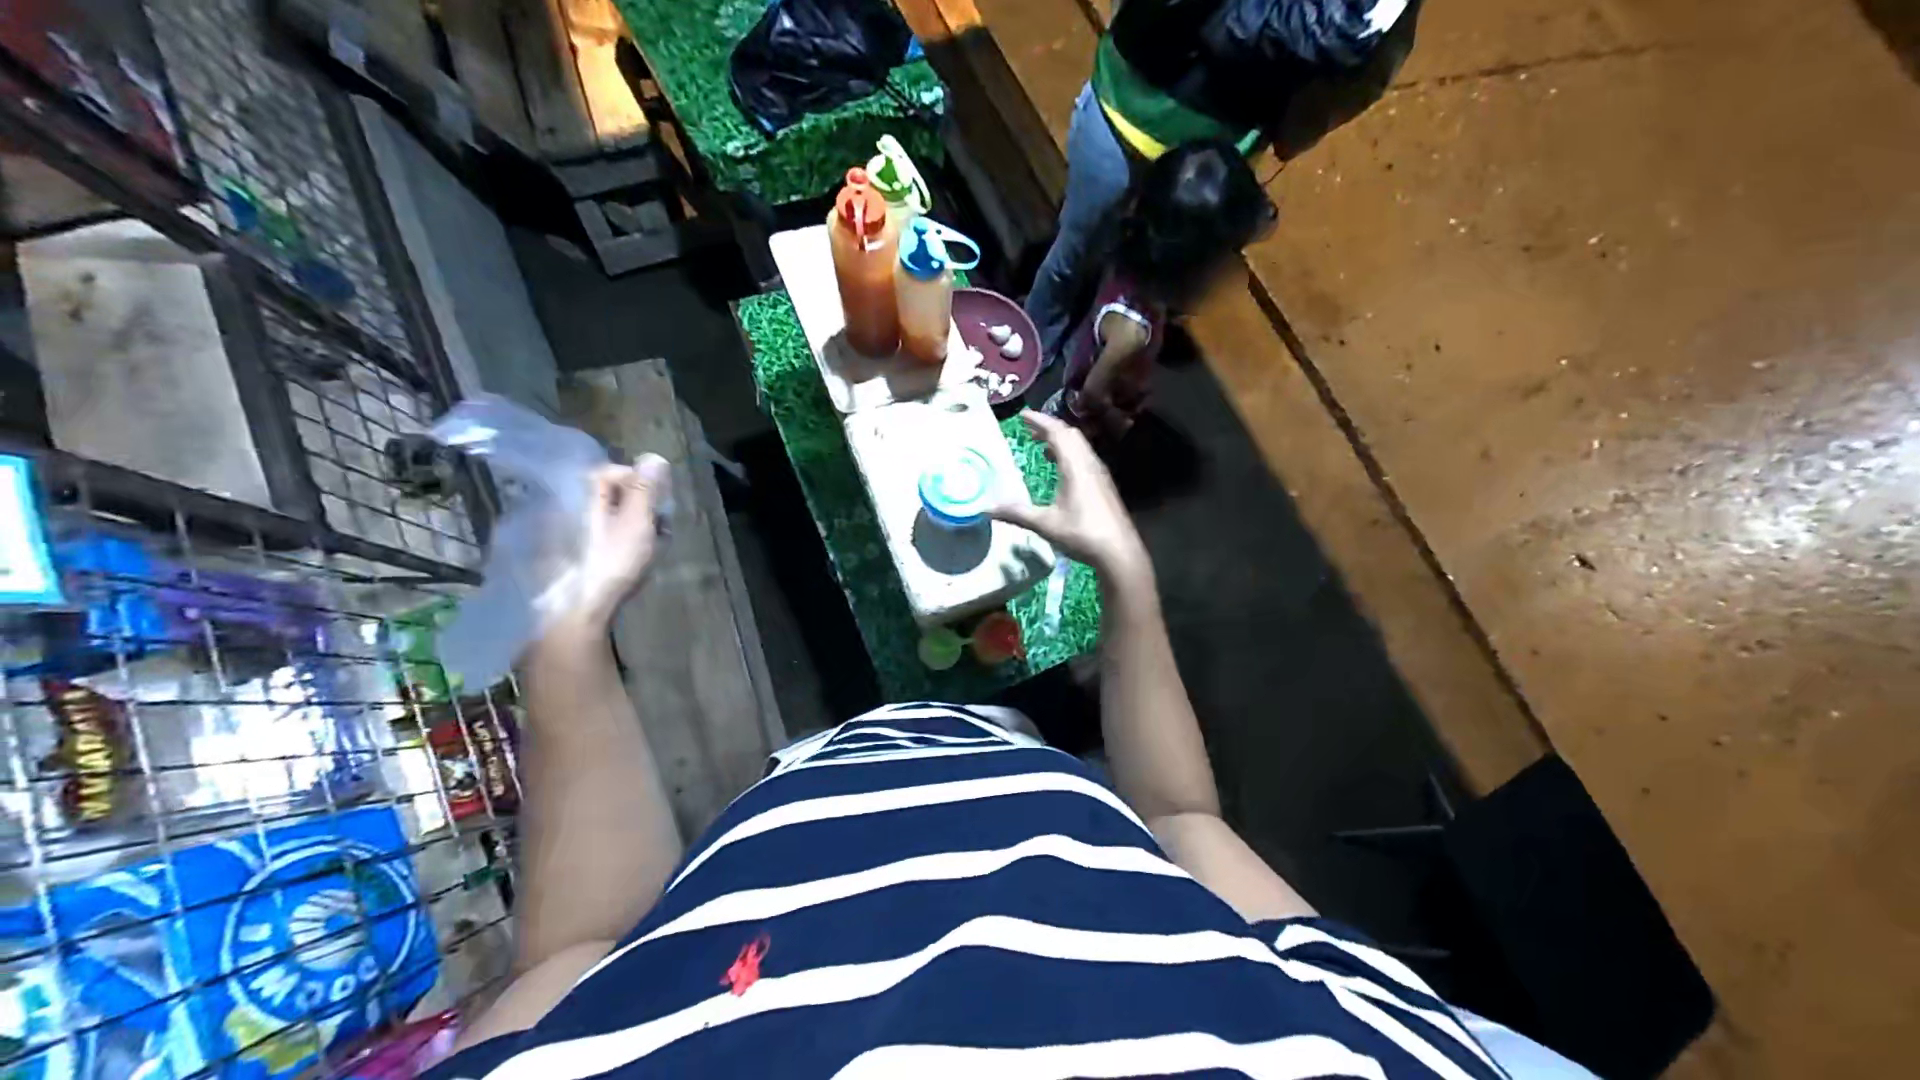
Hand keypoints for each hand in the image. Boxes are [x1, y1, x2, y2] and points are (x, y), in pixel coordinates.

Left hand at [572, 455, 672, 627]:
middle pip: (614, 494)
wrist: (581, 608)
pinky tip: (632, 560)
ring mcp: (569, 531)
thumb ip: (646, 489)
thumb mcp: (637, 521)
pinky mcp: (573, 553)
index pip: (613, 471)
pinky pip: (604, 536)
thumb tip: (654, 457)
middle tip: (658, 528)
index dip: (641, 483)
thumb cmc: (613, 561)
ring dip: (634, 526)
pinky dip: (621, 542)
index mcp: (585, 495)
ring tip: (650, 547)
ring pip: (611, 517)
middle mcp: (571, 506)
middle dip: (641, 507)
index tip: (658, 504)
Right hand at [990, 411, 1149, 580]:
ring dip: (1060, 440)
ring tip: (1042, 445)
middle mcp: (1089, 464)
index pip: (1057, 433)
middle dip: (1049, 427)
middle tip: (1030, 429)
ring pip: (1080, 446)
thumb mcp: (1045, 524)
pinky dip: (1069, 453)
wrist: (1118, 552)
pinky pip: (1085, 457)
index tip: (1023, 415)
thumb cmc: (1082, 534)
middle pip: (1070, 434)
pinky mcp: (1103, 485)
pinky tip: (1060, 468)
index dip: (1040, 421)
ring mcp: (1099, 474)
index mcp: (1075, 466)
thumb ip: (1016, 513)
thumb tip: (986, 508)